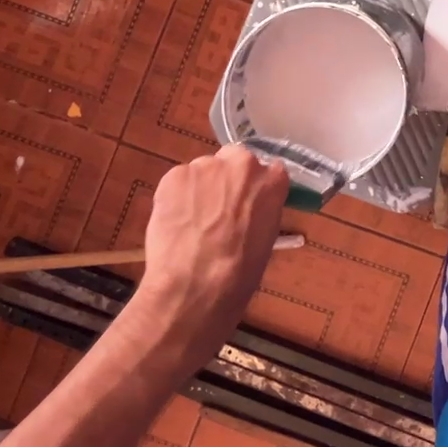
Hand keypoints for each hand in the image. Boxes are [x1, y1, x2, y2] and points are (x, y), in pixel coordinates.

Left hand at [134, 147, 289, 355]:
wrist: (196, 286)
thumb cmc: (240, 273)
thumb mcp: (266, 237)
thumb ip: (259, 210)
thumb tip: (245, 210)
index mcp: (274, 179)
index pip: (268, 171)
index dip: (252, 189)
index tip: (244, 204)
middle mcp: (244, 163)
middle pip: (234, 160)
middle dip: (225, 180)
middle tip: (216, 210)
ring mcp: (207, 166)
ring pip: (202, 171)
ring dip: (199, 189)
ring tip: (190, 222)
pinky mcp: (175, 176)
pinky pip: (177, 182)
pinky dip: (174, 198)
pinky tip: (173, 224)